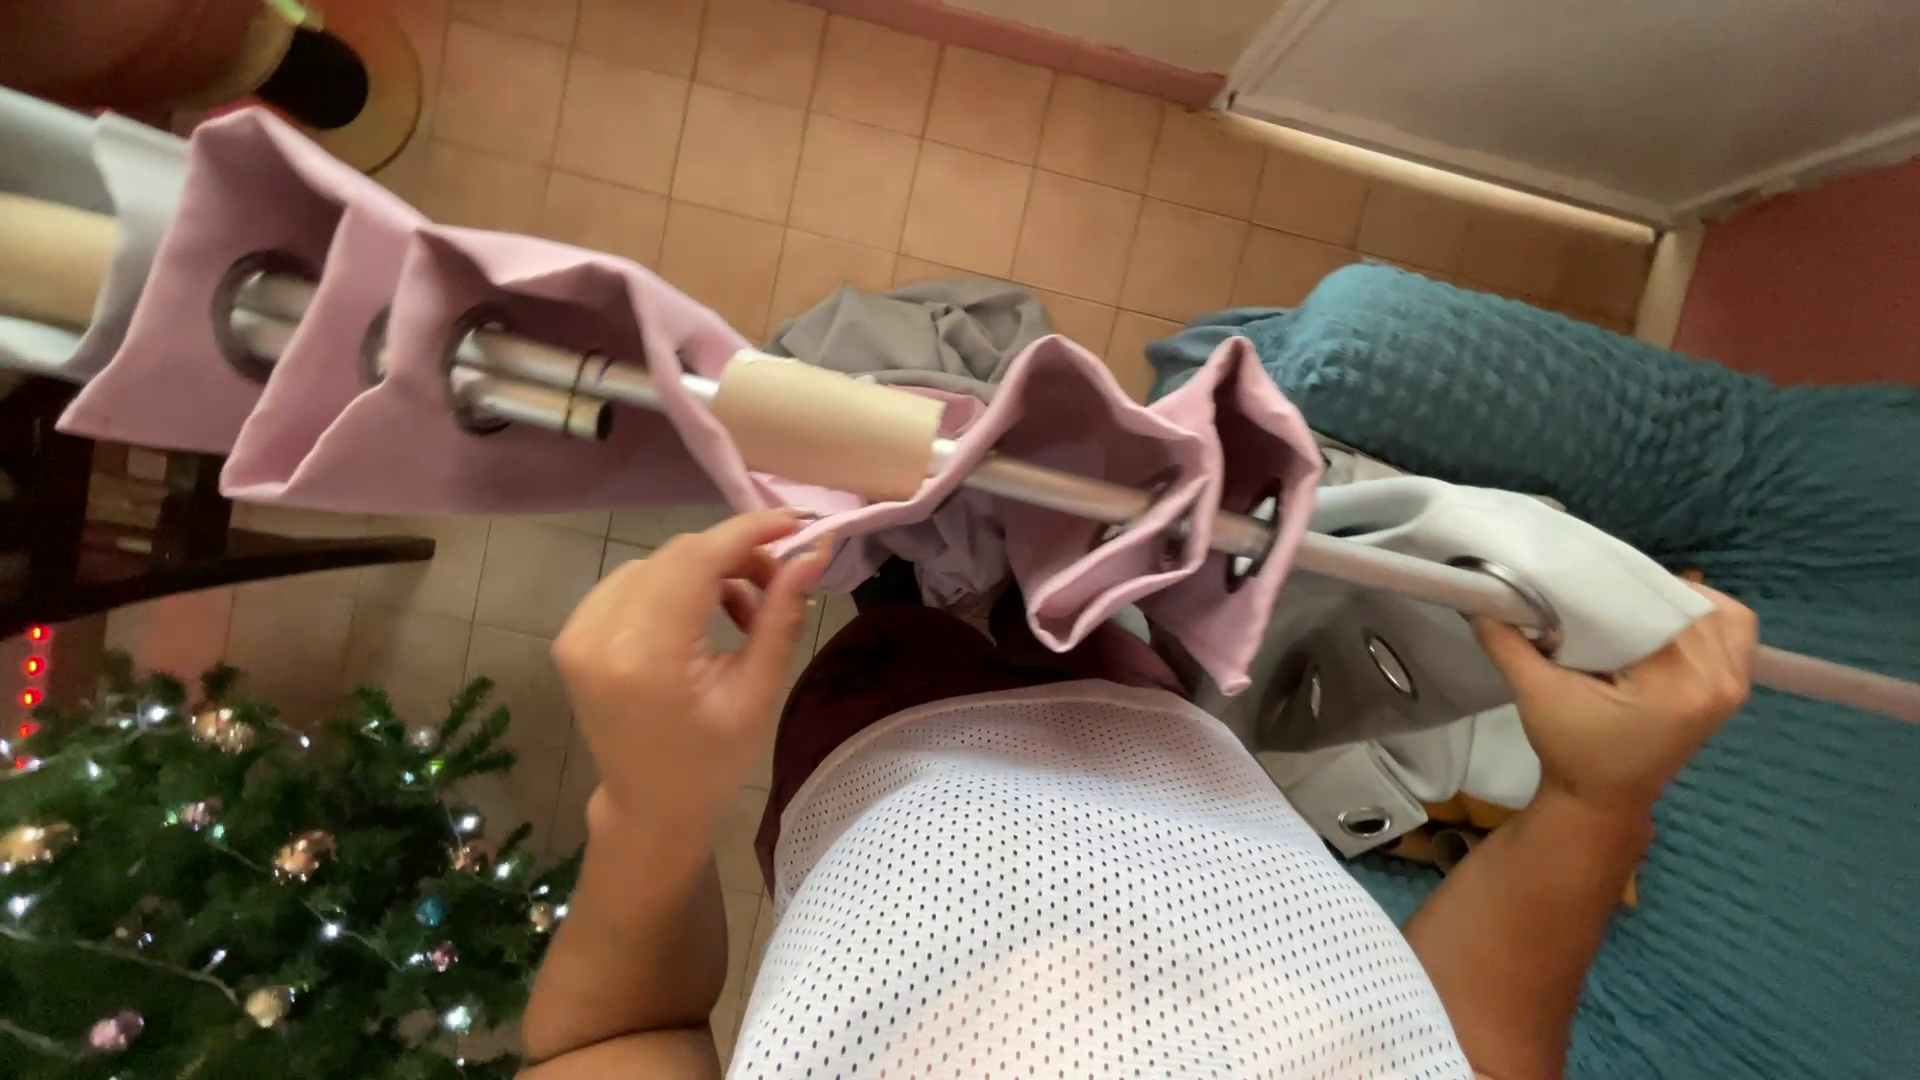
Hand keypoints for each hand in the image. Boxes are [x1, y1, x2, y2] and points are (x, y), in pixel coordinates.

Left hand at [552, 510, 830, 836]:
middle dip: (736, 554)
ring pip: (658, 562)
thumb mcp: (759, 691)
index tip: (795, 524)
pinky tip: (703, 613)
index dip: (748, 531)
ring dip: (709, 570)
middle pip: (678, 555)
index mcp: (646, 657)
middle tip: (779, 580)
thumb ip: (782, 615)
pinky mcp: (575, 635)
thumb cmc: (713, 761)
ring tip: (745, 610)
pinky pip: (634, 580)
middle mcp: (600, 635)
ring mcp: (579, 633)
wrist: (650, 807)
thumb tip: (812, 554)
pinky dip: (676, 583)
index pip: (696, 560)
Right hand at [1472, 581, 1756, 815]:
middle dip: (1639, 592)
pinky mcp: (1729, 689)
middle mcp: (1721, 680)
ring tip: (1622, 602)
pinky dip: (1699, 617)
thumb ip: (1507, 643)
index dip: (1615, 587)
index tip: (1574, 575)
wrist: (1600, 795)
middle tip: (1592, 586)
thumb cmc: (1571, 748)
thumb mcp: (1533, 693)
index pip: (1654, 609)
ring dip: (1670, 602)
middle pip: (1688, 607)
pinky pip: (1731, 633)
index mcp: (1679, 683)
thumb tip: (1479, 601)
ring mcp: (1733, 685)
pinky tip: (1658, 619)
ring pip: (1717, 615)